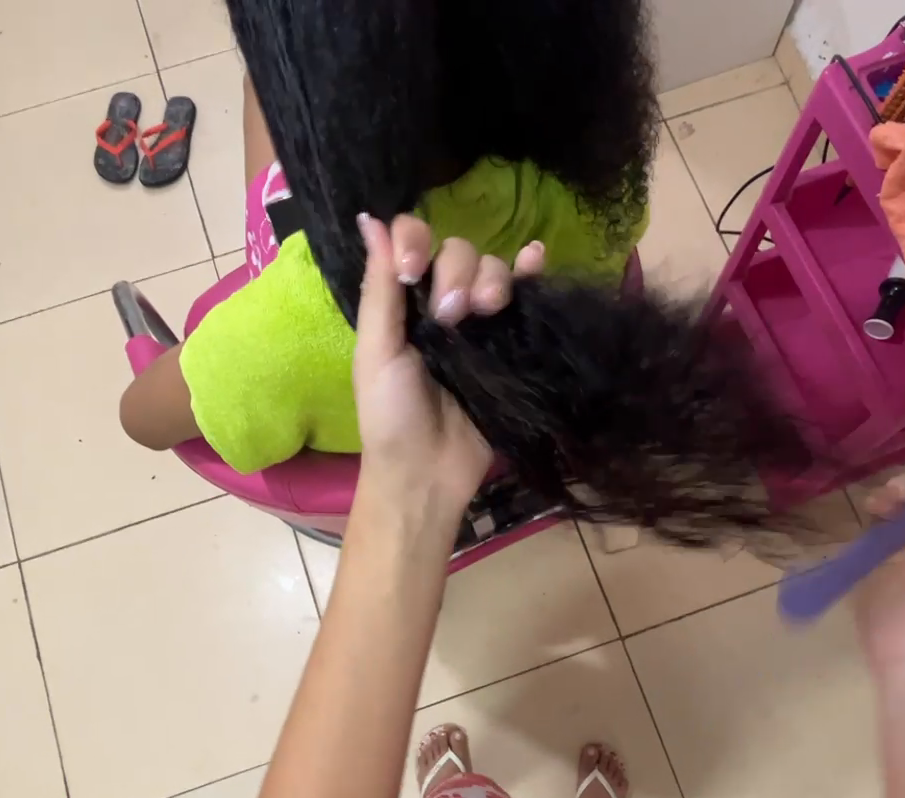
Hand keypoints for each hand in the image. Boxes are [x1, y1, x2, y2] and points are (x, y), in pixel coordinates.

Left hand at [350, 213, 542, 522]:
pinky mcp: (511, 347)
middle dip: (457, 272)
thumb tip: (368, 218)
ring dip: (493, 278)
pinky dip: (532, 273)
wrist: (428, 473)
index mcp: (403, 303)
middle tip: (450, 315)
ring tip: (486, 312)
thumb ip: (378, 289)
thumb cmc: (391, 417)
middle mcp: (440, 305)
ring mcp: (479, 325)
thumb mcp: (376, 352)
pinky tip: (536, 260)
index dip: (416, 242)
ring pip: (493, 271)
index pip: (413, 241)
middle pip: (459, 252)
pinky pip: (525, 299)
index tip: (412, 272)